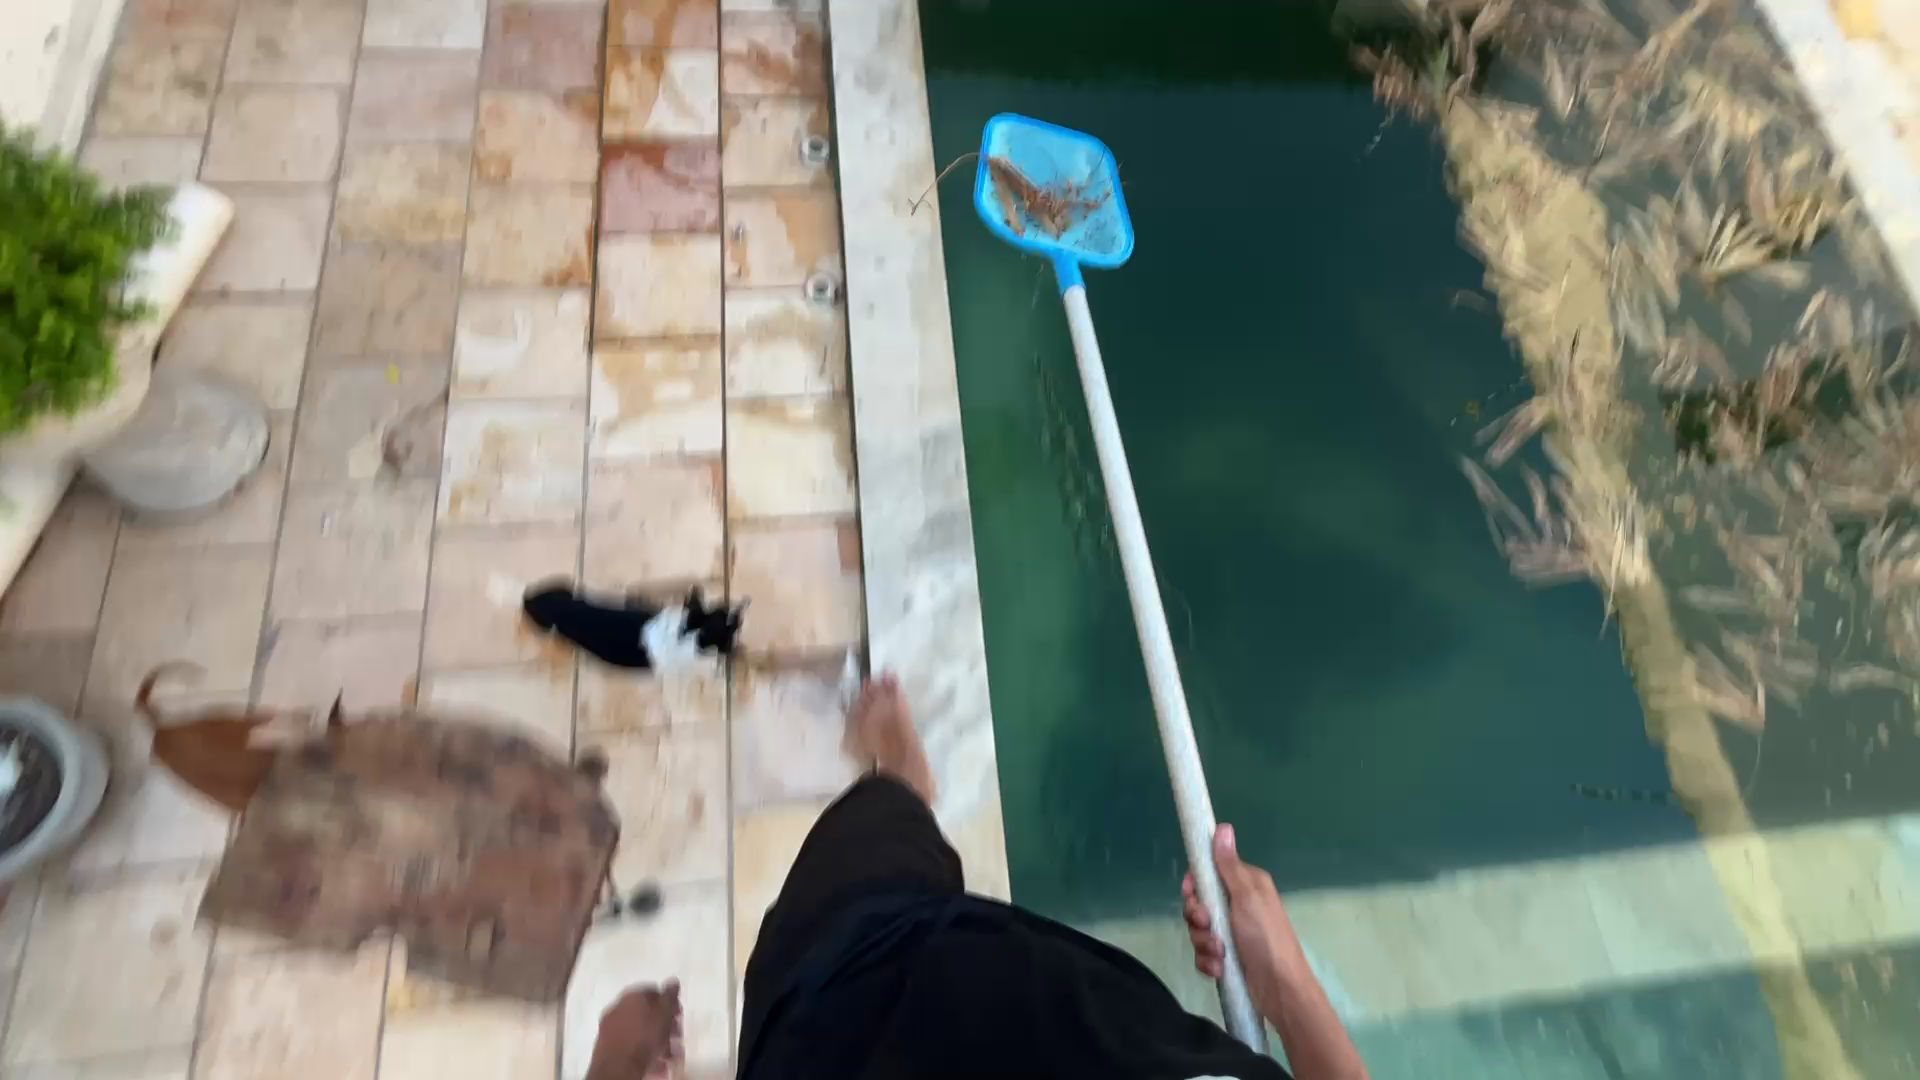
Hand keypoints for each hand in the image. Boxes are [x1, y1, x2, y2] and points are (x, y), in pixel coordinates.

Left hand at [585, 981, 681, 1079]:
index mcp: (632, 996)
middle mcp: (618, 1008)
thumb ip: (670, 995)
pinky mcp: (606, 1050)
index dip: (669, 1002)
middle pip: (647, 1013)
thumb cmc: (644, 1037)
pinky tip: (656, 1063)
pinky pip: (630, 1045)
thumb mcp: (664, 1013)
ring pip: (640, 1031)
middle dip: (664, 1025)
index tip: (678, 1016)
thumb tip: (673, 981)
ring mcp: (609, 1030)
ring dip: (657, 1041)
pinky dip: (644, 1052)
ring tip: (669, 1055)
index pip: (654, 991)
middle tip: (676, 1036)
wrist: (616, 1070)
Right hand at [1182, 823, 1307, 1022]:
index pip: (1208, 872)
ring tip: (1219, 953)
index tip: (1191, 893)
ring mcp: (1232, 932)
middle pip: (1199, 901)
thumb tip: (1223, 827)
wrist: (1281, 992)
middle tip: (1207, 925)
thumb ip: (1229, 865)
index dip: (1195, 883)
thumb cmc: (1266, 937)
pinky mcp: (1227, 957)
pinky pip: (1204, 952)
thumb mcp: (1247, 897)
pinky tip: (1219, 969)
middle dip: (1197, 916)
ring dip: (1203, 942)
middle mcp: (1238, 905)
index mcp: (1245, 885)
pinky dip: (1208, 961)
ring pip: (1199, 928)